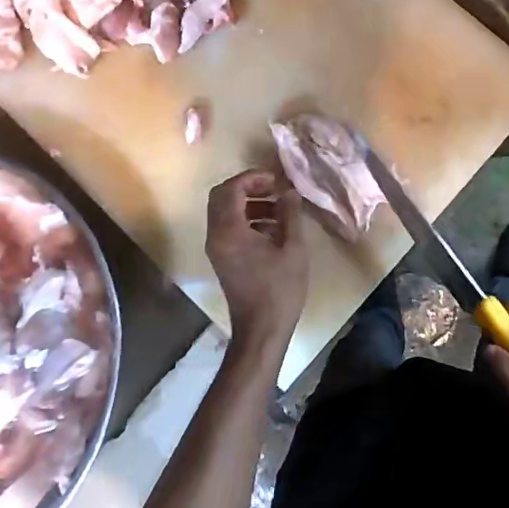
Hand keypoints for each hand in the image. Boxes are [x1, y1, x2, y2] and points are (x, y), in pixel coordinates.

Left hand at [205, 169, 308, 355]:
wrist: (261, 329)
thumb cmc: (280, 289)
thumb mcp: (292, 248)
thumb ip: (290, 215)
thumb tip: (289, 192)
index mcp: (229, 231)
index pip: (231, 189)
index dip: (253, 178)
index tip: (277, 180)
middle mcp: (216, 236)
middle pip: (221, 197)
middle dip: (248, 187)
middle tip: (274, 188)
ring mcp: (217, 249)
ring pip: (224, 212)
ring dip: (248, 203)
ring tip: (279, 208)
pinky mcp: (223, 259)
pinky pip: (228, 228)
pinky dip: (247, 219)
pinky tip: (273, 228)